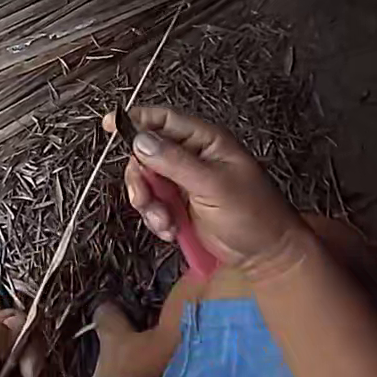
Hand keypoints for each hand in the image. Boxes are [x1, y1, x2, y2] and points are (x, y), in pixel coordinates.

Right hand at [103, 106, 314, 282]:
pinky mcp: (178, 204)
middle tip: (144, 198)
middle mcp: (191, 156)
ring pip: (145, 180)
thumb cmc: (251, 213)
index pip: (164, 120)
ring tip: (164, 222)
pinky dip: (155, 217)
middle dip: (141, 177)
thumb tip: (139, 140)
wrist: (265, 255)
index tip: (110, 125)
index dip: (136, 120)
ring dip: (148, 203)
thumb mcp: (213, 185)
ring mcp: (183, 180)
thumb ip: (175, 162)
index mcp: (205, 141)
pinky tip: (170, 230)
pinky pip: (152, 203)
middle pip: (146, 153)